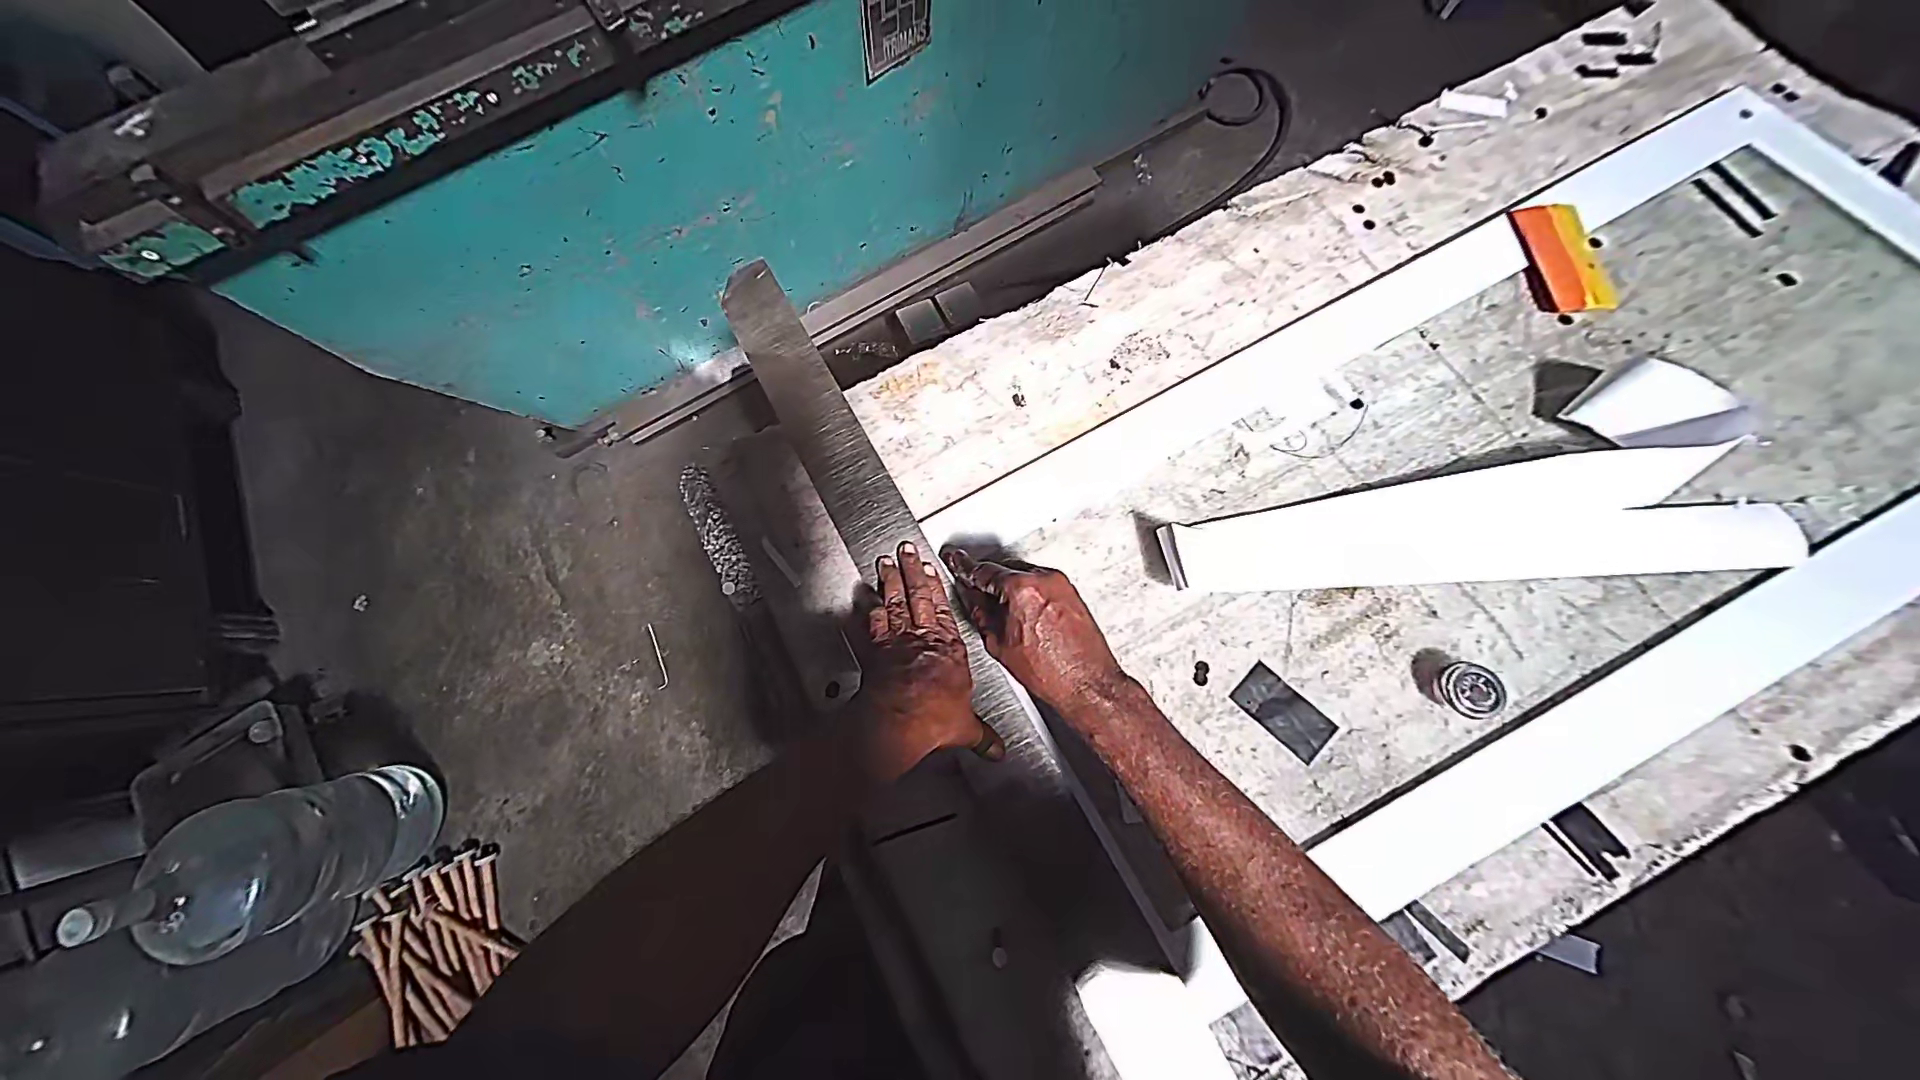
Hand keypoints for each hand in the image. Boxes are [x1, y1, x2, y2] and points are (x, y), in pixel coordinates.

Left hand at [853, 541, 1004, 780]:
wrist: (901, 719)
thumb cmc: (932, 716)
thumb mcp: (965, 727)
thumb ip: (981, 736)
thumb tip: (996, 749)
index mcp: (948, 649)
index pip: (942, 610)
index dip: (935, 587)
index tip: (931, 570)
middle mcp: (922, 639)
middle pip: (916, 596)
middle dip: (911, 571)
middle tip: (906, 550)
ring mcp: (897, 641)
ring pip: (893, 603)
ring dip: (889, 581)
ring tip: (886, 562)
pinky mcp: (875, 651)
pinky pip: (869, 625)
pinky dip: (863, 609)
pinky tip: (860, 595)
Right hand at [942, 548, 1131, 715]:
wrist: (1087, 684)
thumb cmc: (1051, 673)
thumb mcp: (1000, 645)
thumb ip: (981, 614)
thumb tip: (972, 599)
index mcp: (1022, 589)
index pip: (985, 571)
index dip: (965, 568)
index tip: (956, 562)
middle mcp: (1044, 580)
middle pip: (1004, 568)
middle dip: (988, 581)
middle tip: (974, 593)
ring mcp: (1060, 584)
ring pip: (1023, 575)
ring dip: (1008, 587)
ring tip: (1002, 613)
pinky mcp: (1070, 592)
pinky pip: (1039, 583)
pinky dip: (1026, 592)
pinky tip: (1021, 613)